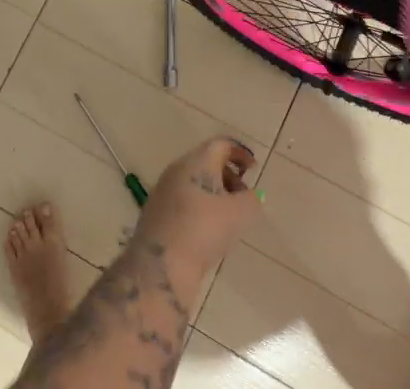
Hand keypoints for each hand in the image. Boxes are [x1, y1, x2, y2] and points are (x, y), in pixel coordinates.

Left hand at [132, 137, 261, 285]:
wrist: (162, 264)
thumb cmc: (204, 229)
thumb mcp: (240, 214)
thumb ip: (251, 199)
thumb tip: (251, 195)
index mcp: (196, 162)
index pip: (220, 144)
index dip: (240, 152)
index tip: (253, 169)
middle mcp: (176, 169)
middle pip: (206, 161)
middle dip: (229, 174)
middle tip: (244, 196)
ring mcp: (163, 190)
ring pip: (194, 180)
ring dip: (215, 192)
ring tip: (229, 216)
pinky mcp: (156, 211)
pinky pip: (183, 198)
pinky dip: (200, 205)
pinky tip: (208, 229)